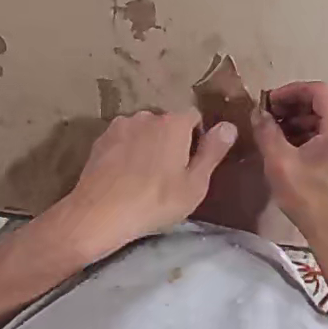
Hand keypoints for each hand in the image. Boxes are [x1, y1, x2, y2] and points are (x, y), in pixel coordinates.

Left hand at [50, 111, 236, 261]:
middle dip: (171, 141)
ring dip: (148, 146)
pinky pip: (123, 140)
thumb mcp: (194, 184)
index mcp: (174, 123)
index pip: (195, 117)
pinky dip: (127, 152)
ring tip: (144, 177)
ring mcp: (120, 125)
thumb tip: (228, 125)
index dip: (198, 139)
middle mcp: (147, 115)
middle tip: (170, 175)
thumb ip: (213, 151)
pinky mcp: (100, 139)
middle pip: (167, 123)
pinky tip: (125, 176)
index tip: (193, 164)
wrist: (99, 214)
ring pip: (143, 131)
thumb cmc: (154, 202)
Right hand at [251, 82, 327, 251]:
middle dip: (297, 108)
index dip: (291, 91)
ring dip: (306, 123)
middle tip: (271, 120)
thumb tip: (258, 113)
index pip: (320, 90)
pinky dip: (320, 137)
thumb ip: (267, 132)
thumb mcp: (280, 164)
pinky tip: (299, 152)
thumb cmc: (312, 202)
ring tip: (281, 137)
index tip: (269, 103)